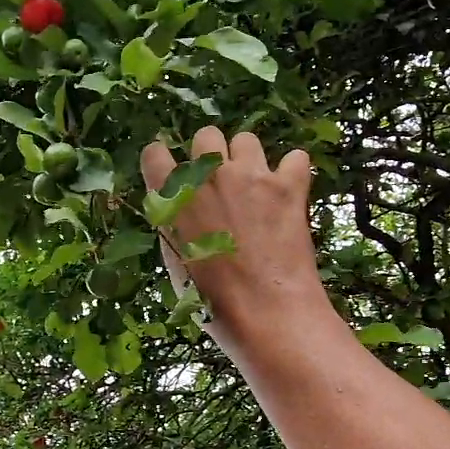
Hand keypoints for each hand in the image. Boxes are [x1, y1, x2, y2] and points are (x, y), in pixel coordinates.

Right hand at [140, 127, 333, 357]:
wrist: (266, 312)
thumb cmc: (212, 303)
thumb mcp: (177, 267)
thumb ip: (176, 229)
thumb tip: (182, 215)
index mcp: (173, 199)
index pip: (155, 154)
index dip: (163, 163)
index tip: (171, 175)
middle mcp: (209, 176)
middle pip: (206, 137)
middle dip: (210, 156)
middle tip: (219, 187)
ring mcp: (250, 176)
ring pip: (246, 140)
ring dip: (248, 160)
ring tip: (254, 190)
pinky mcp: (289, 185)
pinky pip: (294, 158)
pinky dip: (291, 173)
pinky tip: (288, 195)